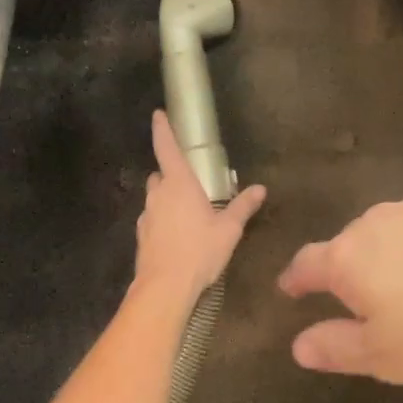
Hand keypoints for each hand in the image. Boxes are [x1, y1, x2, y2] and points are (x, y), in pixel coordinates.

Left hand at [135, 110, 266, 300]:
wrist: (164, 288)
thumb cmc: (199, 251)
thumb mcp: (228, 229)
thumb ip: (243, 207)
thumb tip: (260, 189)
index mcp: (178, 182)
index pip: (166, 147)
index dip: (162, 129)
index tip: (158, 114)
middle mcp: (158, 193)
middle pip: (160, 174)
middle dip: (171, 174)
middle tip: (191, 183)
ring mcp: (146, 215)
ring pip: (155, 197)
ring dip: (166, 198)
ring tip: (187, 213)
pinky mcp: (141, 237)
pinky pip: (152, 219)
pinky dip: (161, 220)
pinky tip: (176, 236)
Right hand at [276, 195, 402, 384]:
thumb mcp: (383, 356)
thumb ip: (336, 347)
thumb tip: (299, 344)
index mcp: (349, 257)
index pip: (309, 262)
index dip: (297, 277)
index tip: (290, 287)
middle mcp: (376, 222)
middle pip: (352, 242)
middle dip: (350, 265)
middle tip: (362, 296)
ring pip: (393, 230)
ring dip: (392, 252)